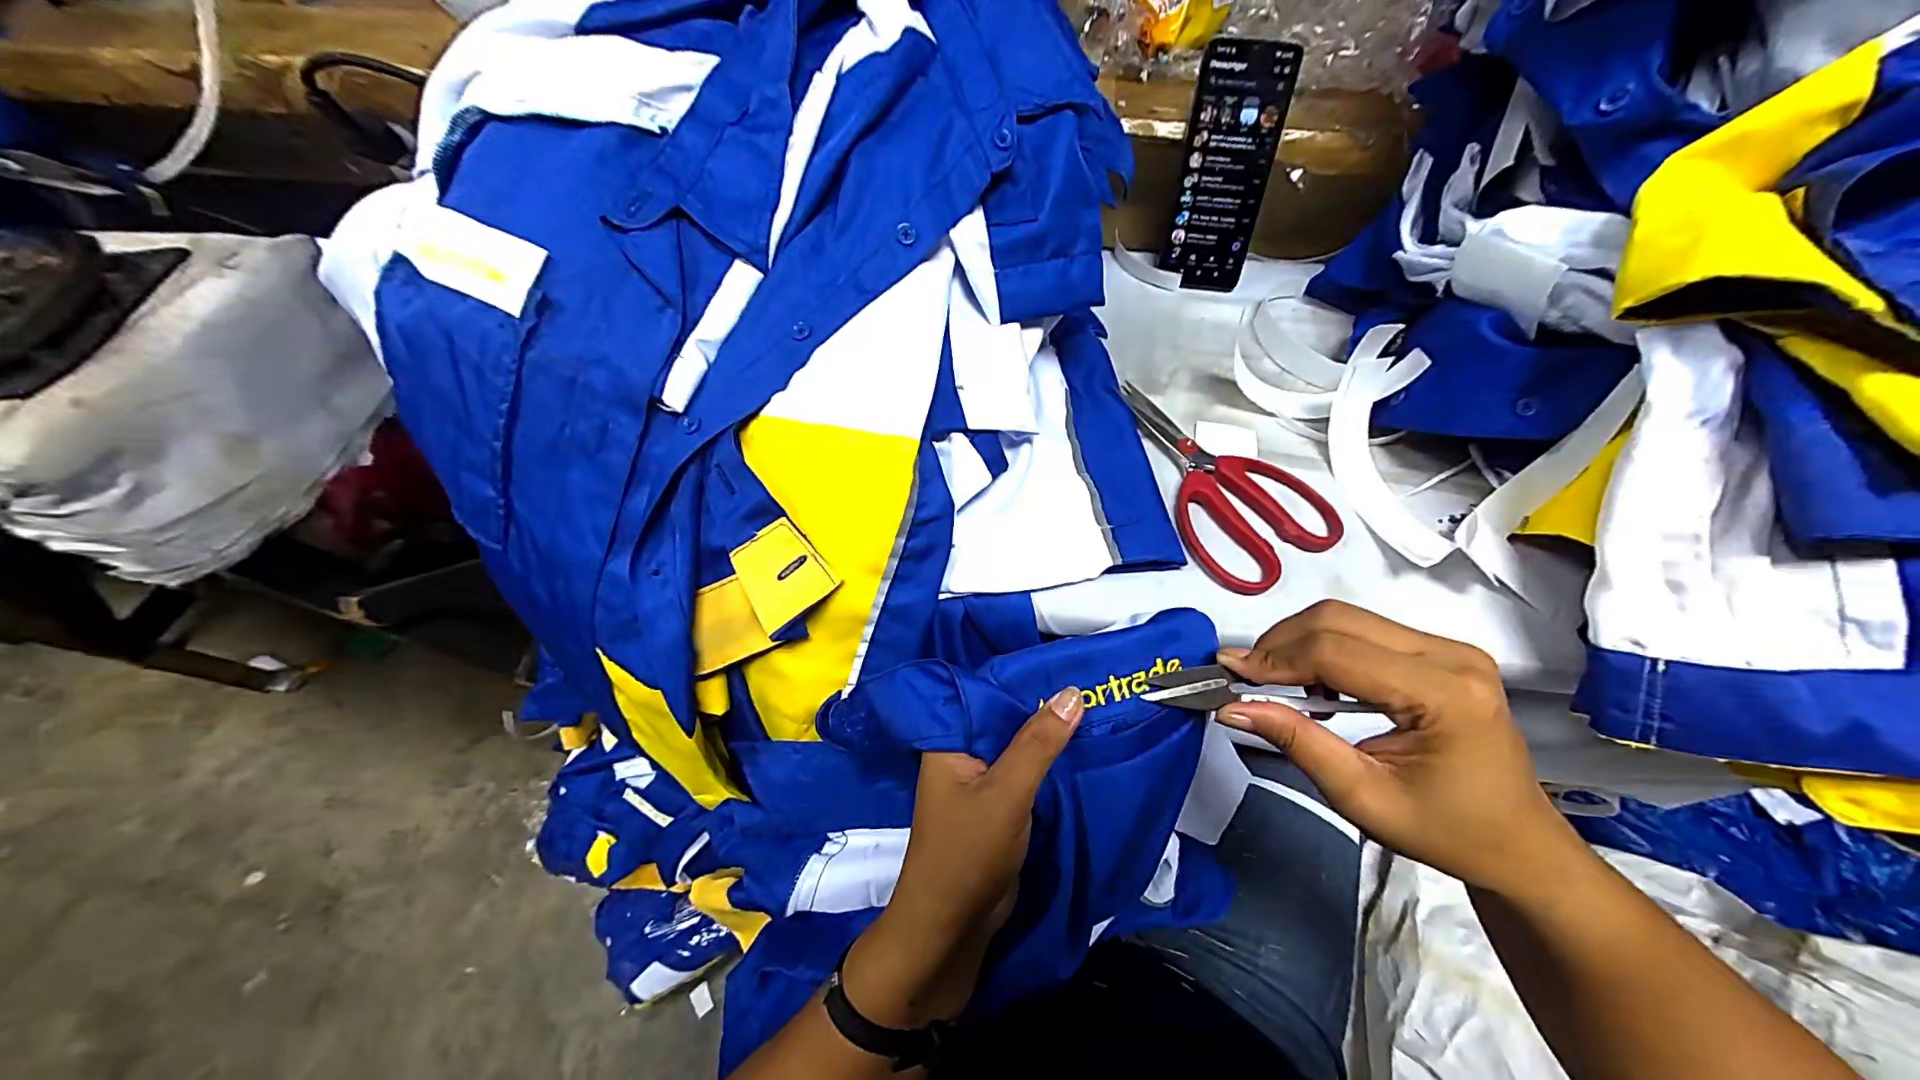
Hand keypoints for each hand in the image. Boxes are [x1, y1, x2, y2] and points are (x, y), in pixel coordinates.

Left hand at [840, 688, 1083, 1027]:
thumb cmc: (968, 854)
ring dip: (1049, 732)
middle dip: (1042, 702)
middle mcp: (961, 752)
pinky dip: (1049, 760)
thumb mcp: (1007, 793)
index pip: (984, 691)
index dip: (1022, 675)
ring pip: (1018, 744)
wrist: (953, 926)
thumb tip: (1072, 692)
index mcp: (948, 739)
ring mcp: (981, 778)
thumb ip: (1038, 744)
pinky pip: (1026, 769)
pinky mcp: (999, 801)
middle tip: (1090, 677)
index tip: (1063, 658)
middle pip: (1005, 716)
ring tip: (1094, 701)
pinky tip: (1081, 743)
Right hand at [1215, 600, 1585, 896]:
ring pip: (1347, 618)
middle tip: (1244, 677)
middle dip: (1280, 643)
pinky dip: (1322, 647)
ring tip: (1273, 682)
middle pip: (1339, 620)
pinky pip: (1364, 630)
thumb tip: (1234, 706)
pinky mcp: (1440, 652)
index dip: (1275, 659)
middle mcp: (1452, 656)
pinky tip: (1312, 682)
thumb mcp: (1362, 797)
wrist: (1518, 845)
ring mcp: (1450, 648)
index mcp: (1445, 693)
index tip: (1228, 674)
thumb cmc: (1447, 831)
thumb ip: (1297, 742)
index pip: (1337, 652)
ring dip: (1298, 642)